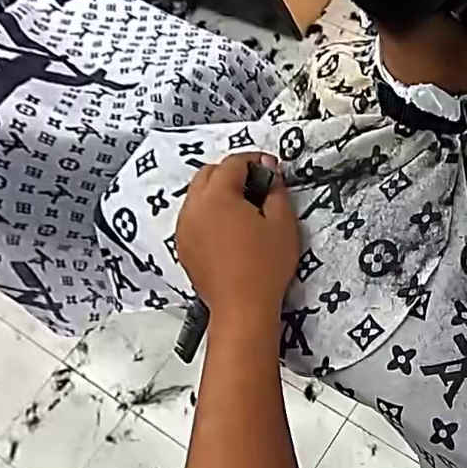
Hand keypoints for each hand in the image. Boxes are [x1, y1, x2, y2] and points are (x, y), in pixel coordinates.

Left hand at [175, 153, 297, 329]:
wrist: (242, 307)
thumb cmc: (266, 266)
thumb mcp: (283, 224)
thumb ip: (277, 192)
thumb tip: (271, 175)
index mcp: (218, 196)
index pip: (233, 163)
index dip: (255, 160)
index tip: (271, 167)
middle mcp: (194, 207)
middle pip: (208, 173)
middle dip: (232, 172)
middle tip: (258, 184)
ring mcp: (185, 227)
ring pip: (198, 195)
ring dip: (218, 192)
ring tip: (244, 207)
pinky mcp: (184, 245)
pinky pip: (194, 217)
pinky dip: (210, 213)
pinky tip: (230, 229)